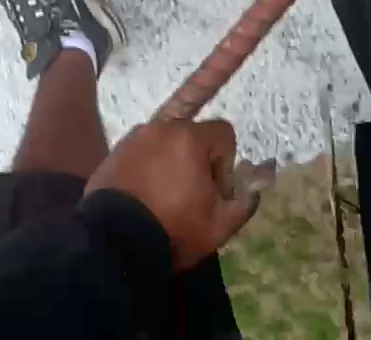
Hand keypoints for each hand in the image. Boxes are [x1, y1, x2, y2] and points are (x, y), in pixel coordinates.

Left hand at [86, 118, 257, 270]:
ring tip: (166, 195)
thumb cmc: (172, 230)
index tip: (214, 190)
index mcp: (191, 137)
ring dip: (173, 160)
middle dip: (199, 158)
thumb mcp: (219, 225)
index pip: (224, 132)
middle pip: (194, 134)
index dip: (225, 162)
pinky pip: (144, 150)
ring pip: (167, 141)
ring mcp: (136, 137)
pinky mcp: (116, 151)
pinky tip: (145, 194)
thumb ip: (246, 199)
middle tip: (191, 194)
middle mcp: (163, 126)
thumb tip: (257, 179)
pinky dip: (150, 165)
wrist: (113, 243)